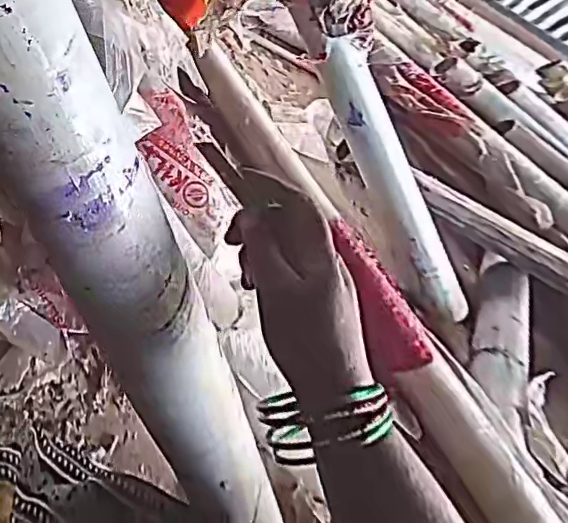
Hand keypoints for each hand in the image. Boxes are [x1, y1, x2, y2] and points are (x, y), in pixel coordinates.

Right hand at [226, 170, 371, 406]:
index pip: (298, 203)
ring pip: (286, 243)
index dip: (270, 184)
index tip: (242, 174)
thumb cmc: (305, 342)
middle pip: (288, 221)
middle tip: (231, 238)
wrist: (336, 393)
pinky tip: (257, 285)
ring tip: (245, 271)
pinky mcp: (320, 296)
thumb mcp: (274, 288)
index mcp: (320, 255)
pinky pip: (290, 264)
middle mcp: (328, 262)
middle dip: (256, 221)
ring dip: (259, 246)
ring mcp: (326, 279)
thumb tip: (251, 215)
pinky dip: (268, 265)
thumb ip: (261, 246)